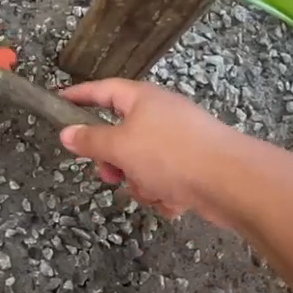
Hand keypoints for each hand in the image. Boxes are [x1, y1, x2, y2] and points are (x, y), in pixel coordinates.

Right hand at [58, 79, 238, 218]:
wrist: (232, 181)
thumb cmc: (171, 154)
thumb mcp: (120, 146)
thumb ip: (90, 141)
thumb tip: (67, 133)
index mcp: (141, 99)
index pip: (102, 90)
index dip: (79, 95)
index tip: (60, 101)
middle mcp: (161, 114)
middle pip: (122, 133)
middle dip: (114, 159)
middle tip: (109, 174)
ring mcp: (181, 140)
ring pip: (143, 161)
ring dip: (140, 181)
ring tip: (151, 191)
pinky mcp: (197, 165)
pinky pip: (167, 178)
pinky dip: (165, 192)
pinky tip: (173, 201)